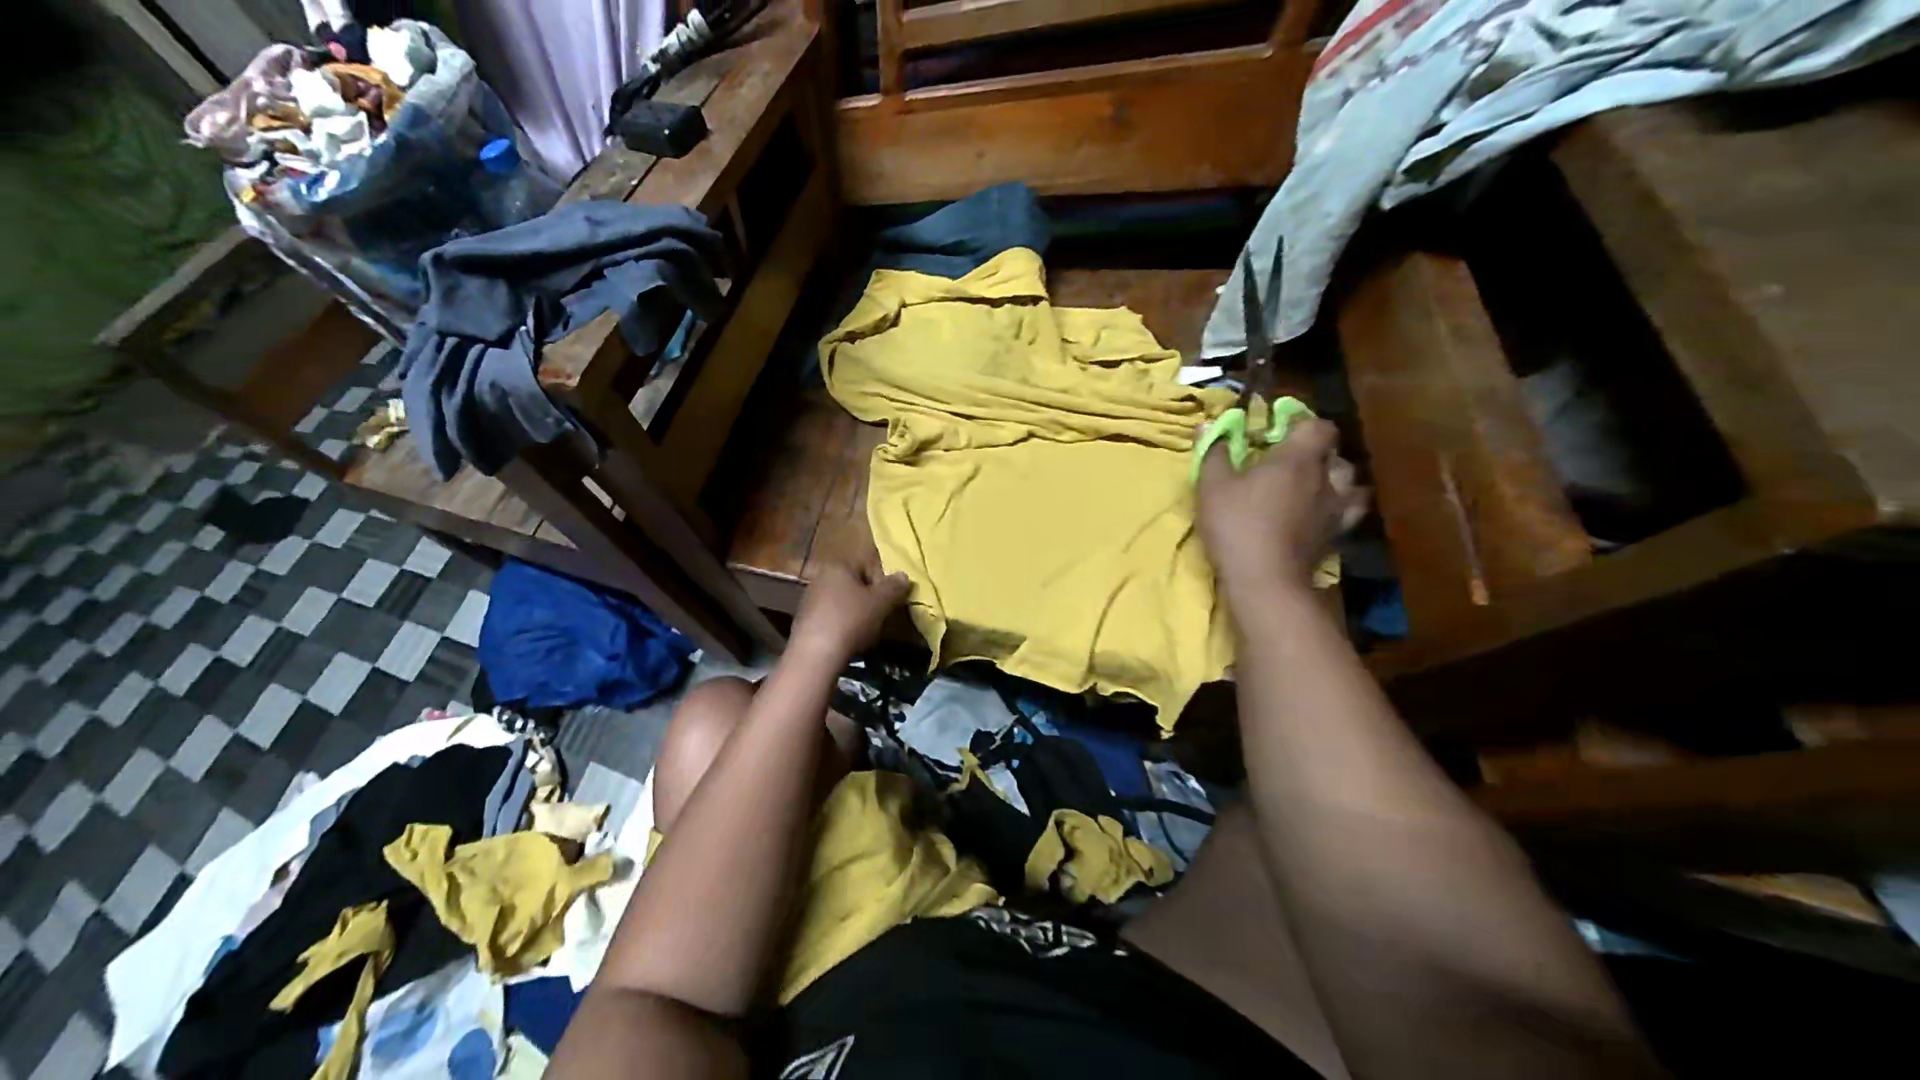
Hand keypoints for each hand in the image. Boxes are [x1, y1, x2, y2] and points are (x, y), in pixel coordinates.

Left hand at [791, 549, 910, 659]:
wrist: (816, 654)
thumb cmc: (851, 620)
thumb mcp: (881, 602)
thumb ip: (894, 587)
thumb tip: (903, 576)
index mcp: (838, 566)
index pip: (867, 565)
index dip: (882, 583)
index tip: (889, 601)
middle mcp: (821, 577)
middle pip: (854, 584)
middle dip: (869, 599)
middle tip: (880, 616)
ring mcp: (809, 599)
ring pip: (842, 602)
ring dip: (856, 613)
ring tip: (866, 632)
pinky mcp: (804, 621)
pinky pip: (831, 618)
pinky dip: (842, 626)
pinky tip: (848, 640)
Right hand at [1197, 416, 1368, 589]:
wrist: (1265, 579)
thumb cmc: (1237, 524)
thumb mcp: (1212, 486)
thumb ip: (1214, 453)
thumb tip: (1209, 423)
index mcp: (1298, 459)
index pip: (1318, 426)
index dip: (1302, 425)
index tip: (1280, 433)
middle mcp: (1325, 478)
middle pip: (1336, 455)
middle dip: (1320, 454)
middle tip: (1295, 463)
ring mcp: (1336, 509)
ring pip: (1352, 484)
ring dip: (1337, 481)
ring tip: (1316, 488)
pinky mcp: (1336, 536)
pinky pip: (1348, 514)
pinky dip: (1339, 510)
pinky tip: (1322, 515)